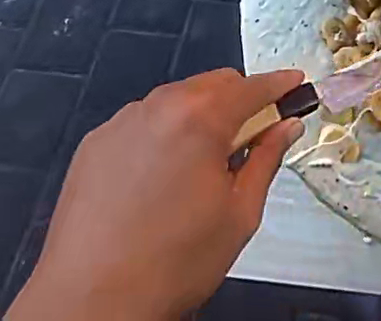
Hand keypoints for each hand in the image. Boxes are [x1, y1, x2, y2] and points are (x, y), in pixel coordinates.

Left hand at [10, 69, 304, 320]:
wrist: (85, 309)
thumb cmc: (171, 264)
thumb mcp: (239, 213)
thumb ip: (267, 158)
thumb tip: (287, 126)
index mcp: (201, 118)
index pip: (255, 86)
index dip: (281, 84)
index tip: (295, 84)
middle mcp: (161, 107)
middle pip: (216, 83)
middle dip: (239, 101)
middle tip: (248, 139)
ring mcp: (123, 123)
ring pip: (179, 98)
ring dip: (199, 115)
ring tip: (199, 163)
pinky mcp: (95, 144)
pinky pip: (143, 121)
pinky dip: (162, 132)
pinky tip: (160, 175)